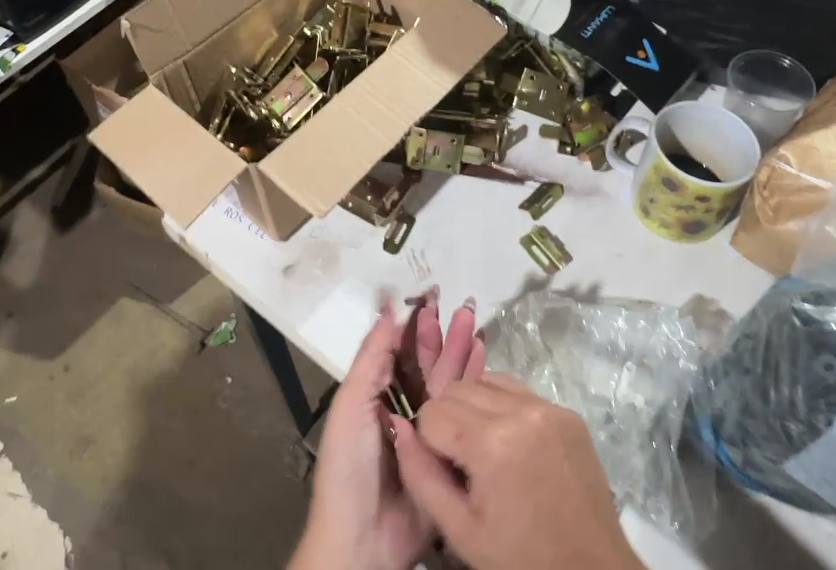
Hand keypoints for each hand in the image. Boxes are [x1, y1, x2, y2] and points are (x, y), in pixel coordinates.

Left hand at [287, 295, 484, 569]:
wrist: (364, 539)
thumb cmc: (349, 468)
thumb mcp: (351, 406)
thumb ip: (370, 358)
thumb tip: (386, 308)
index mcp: (376, 396)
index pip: (399, 352)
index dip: (415, 325)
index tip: (433, 296)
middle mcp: (403, 409)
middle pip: (427, 364)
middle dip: (443, 334)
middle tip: (462, 304)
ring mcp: (429, 431)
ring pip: (448, 383)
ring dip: (461, 352)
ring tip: (475, 321)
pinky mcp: (451, 453)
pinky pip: (465, 413)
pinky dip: (475, 383)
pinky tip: (485, 359)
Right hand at [390, 376, 643, 569]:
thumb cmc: (520, 558)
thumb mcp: (459, 529)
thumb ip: (420, 474)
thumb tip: (397, 426)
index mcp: (493, 442)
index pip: (432, 411)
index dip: (428, 442)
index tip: (443, 472)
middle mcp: (522, 410)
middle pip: (457, 389)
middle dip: (448, 421)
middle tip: (461, 464)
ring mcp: (549, 407)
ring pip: (485, 380)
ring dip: (473, 408)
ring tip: (484, 451)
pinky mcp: (567, 412)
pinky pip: (518, 390)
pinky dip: (502, 407)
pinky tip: (509, 444)